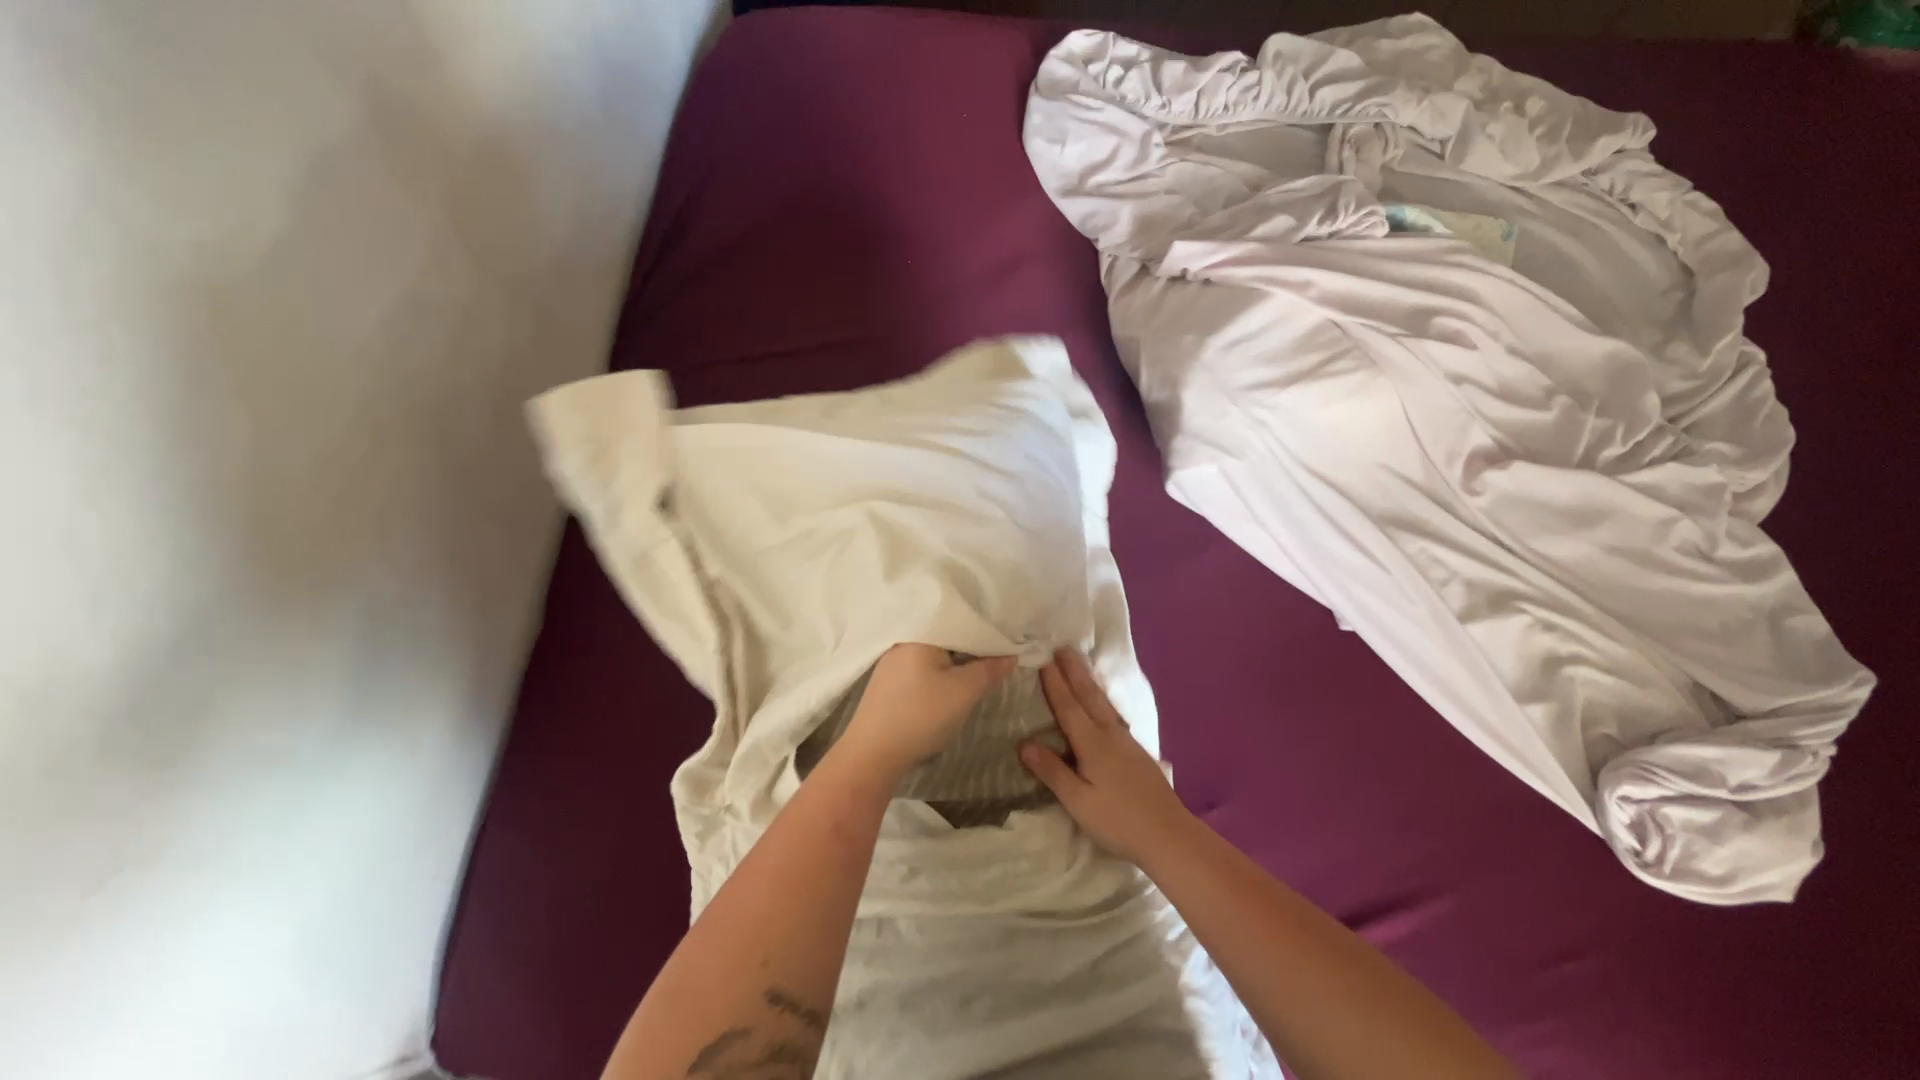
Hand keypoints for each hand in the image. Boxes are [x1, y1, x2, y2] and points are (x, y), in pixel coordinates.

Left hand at [835, 643, 1016, 780]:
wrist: (873, 753)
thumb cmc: (921, 715)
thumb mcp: (964, 691)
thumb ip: (989, 669)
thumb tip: (1010, 655)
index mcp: (919, 634)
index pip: (960, 620)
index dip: (986, 631)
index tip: (1008, 641)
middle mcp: (903, 642)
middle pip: (947, 638)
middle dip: (971, 648)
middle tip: (999, 656)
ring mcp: (891, 663)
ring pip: (934, 656)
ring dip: (955, 663)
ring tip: (980, 671)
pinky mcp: (887, 684)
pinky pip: (921, 670)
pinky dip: (939, 675)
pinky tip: (950, 686)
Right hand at [1021, 648, 1195, 863]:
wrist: (1170, 835)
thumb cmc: (1118, 821)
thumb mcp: (1078, 801)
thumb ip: (1053, 771)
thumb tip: (1024, 744)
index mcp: (1093, 744)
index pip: (1069, 708)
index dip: (1055, 685)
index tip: (1043, 661)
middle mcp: (1111, 736)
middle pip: (1090, 698)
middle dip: (1074, 672)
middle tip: (1063, 647)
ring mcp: (1128, 743)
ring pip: (1105, 705)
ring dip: (1090, 683)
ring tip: (1081, 665)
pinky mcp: (1138, 754)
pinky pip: (1115, 715)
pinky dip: (1103, 701)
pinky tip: (1105, 706)